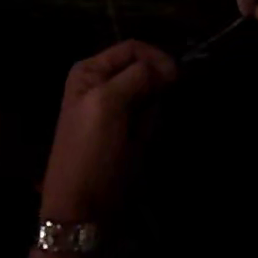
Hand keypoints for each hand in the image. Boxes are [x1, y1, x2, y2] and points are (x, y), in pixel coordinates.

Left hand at [41, 40, 176, 220]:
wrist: (82, 209)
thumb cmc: (90, 151)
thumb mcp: (108, 103)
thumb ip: (136, 76)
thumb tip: (167, 67)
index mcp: (90, 71)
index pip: (131, 48)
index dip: (155, 58)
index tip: (175, 77)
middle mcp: (101, 85)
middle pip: (144, 71)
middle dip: (152, 91)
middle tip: (147, 115)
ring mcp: (113, 110)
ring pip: (150, 97)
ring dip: (151, 115)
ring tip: (138, 136)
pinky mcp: (125, 133)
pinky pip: (148, 120)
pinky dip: (149, 131)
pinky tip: (138, 147)